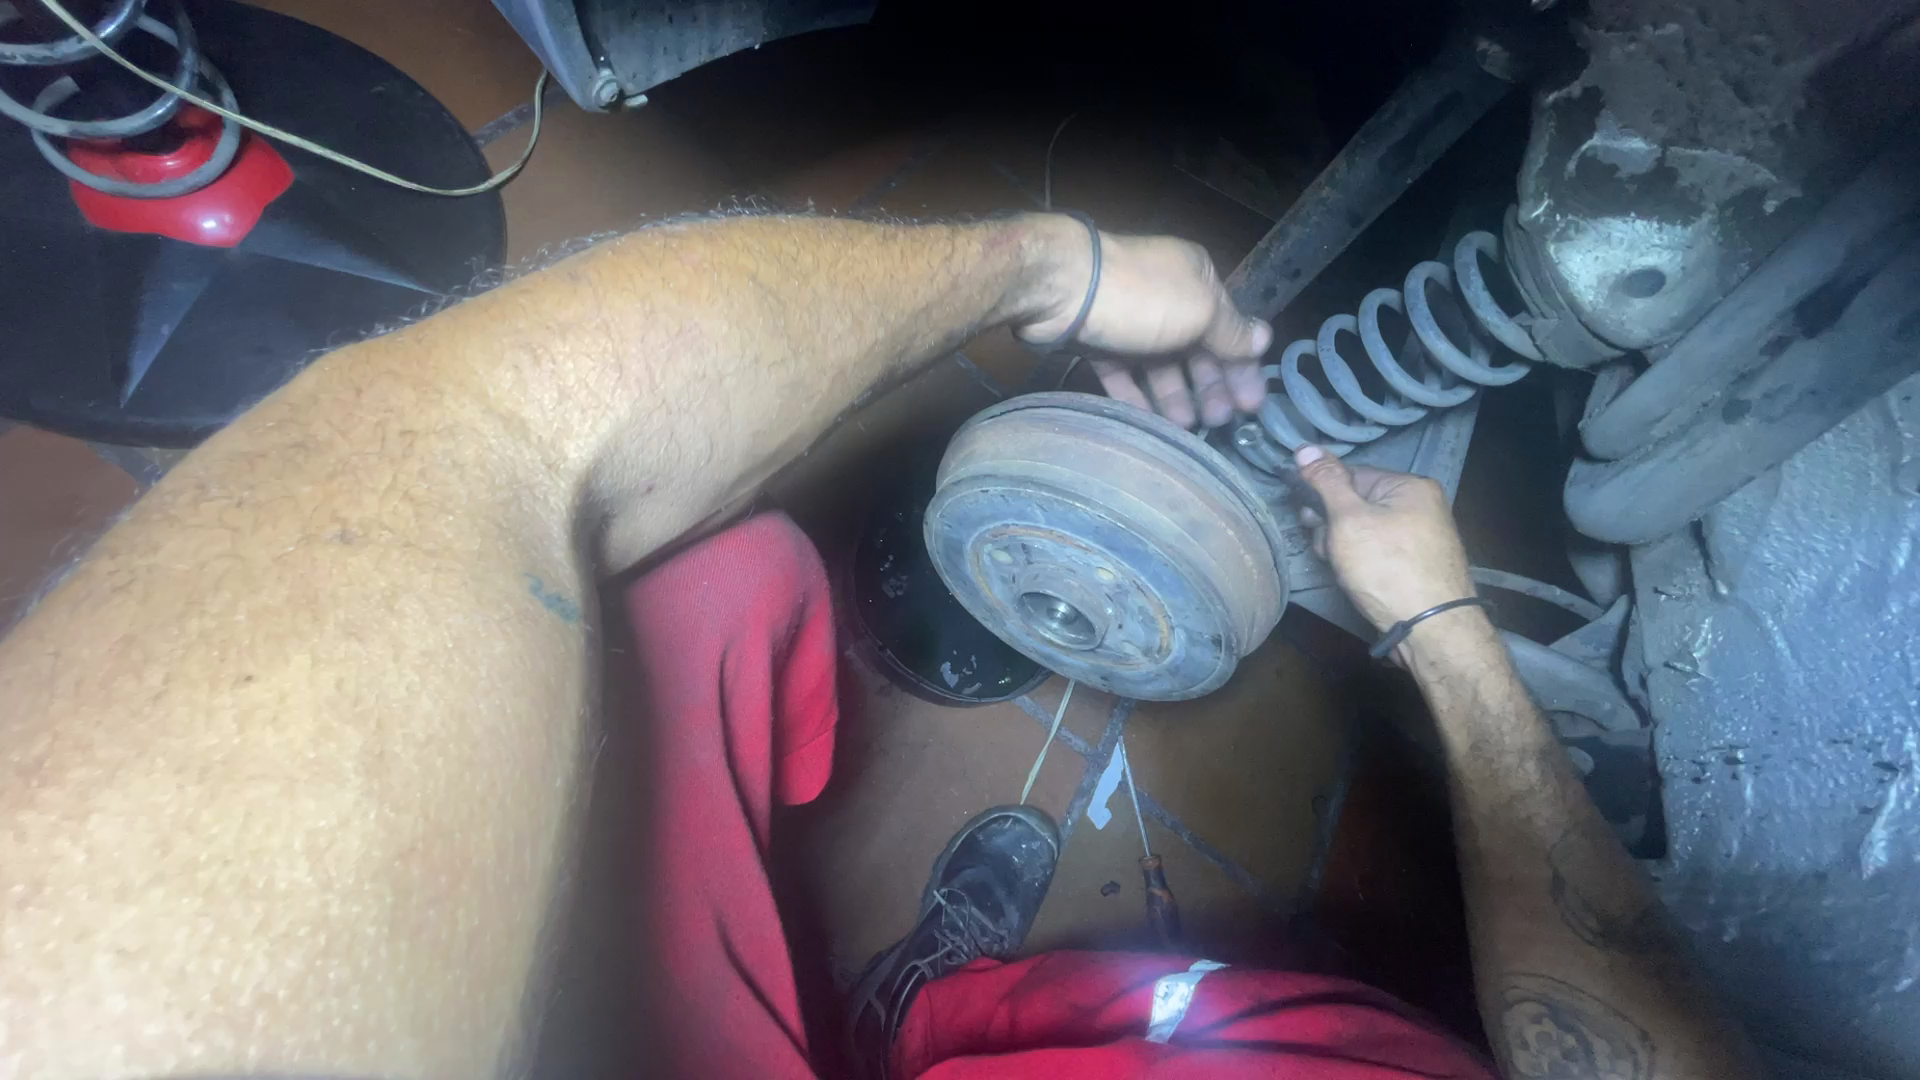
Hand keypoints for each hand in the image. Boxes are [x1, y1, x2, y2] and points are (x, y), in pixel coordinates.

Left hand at [1014, 215, 1270, 428]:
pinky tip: (1150, 424)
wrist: (1062, 290)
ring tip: (1187, 428)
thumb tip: (1263, 339)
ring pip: (1159, 366)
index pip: (1230, 330)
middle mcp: (1166, 299)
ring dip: (1176, 397)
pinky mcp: (1098, 344)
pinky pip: (1123, 375)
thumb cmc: (1141, 296)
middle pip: (1196, 350)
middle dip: (1211, 387)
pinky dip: (1137, 397)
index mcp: (1197, 281)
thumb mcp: (1199, 309)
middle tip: (1221, 423)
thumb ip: (1231, 330)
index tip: (1253, 406)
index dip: (1243, 368)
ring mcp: (1130, 322)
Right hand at [1293, 445, 1478, 634]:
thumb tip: (1304, 447)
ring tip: (1342, 567)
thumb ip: (1325, 482)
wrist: (1429, 626)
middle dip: (1330, 525)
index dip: (1321, 496)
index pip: (1349, 476)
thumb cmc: (1386, 567)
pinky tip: (1354, 576)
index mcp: (1408, 486)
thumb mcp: (1348, 519)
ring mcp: (1417, 535)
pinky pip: (1374, 549)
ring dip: (1339, 546)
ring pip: (1359, 530)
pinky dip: (1357, 560)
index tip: (1306, 518)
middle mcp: (1418, 505)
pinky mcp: (1413, 562)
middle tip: (1328, 547)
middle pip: (1353, 503)